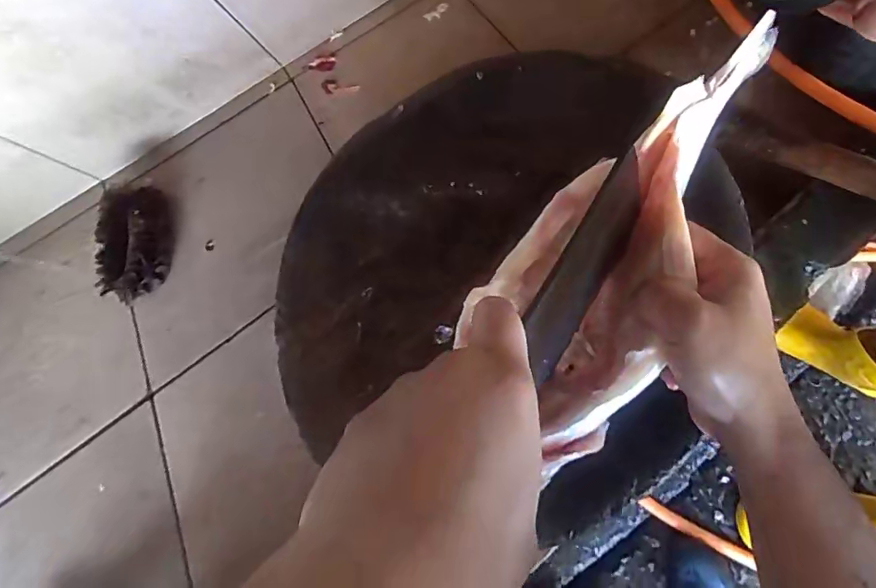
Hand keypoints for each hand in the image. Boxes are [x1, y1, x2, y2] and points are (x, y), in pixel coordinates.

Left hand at [248, 295, 540, 587]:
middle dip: (465, 407)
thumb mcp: (523, 507)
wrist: (378, 581)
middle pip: (459, 371)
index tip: (502, 372)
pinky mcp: (352, 429)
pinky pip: (386, 432)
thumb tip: (500, 469)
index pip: (498, 316)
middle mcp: (445, 375)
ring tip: (423, 498)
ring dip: (427, 434)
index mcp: (499, 383)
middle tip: (468, 467)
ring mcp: (395, 398)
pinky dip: (390, 458)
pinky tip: (386, 510)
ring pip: (421, 403)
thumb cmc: (477, 547)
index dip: (500, 335)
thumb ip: (512, 461)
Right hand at [627, 164, 791, 443]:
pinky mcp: (708, 337)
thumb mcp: (687, 320)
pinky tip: (647, 350)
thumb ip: (654, 292)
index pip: (683, 230)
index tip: (615, 247)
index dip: (649, 235)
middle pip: (673, 263)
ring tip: (625, 320)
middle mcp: (726, 281)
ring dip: (648, 309)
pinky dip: (657, 332)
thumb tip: (633, 291)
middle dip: (644, 278)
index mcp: (731, 265)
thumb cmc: (726, 366)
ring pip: (669, 294)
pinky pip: (672, 321)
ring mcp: (718, 311)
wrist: (753, 431)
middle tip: (614, 289)